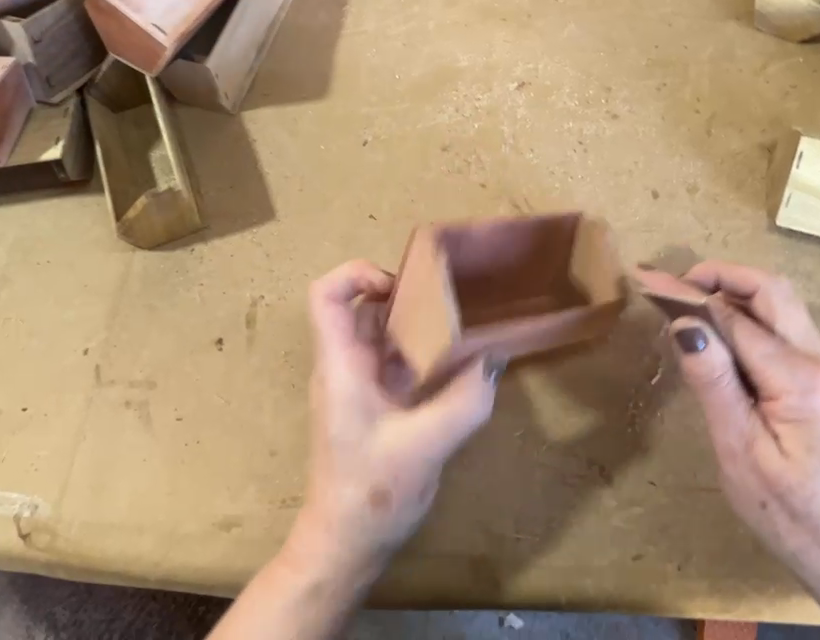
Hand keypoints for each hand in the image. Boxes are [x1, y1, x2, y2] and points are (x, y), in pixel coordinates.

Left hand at [293, 259, 501, 570]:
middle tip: (446, 303)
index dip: (356, 274)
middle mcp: (344, 367)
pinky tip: (456, 365)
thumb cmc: (370, 493)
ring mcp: (358, 386)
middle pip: (362, 308)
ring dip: (416, 327)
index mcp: (339, 365)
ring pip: (381, 335)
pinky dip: (423, 355)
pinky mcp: (375, 406)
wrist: (345, 545)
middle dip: (402, 296)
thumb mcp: (425, 447)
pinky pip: (396, 363)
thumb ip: (463, 402)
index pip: (324, 295)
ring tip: (458, 328)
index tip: (399, 286)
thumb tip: (494, 360)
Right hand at [659, 262, 819, 612]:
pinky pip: (782, 329)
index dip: (688, 294)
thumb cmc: (791, 516)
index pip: (735, 315)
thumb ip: (713, 381)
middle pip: (770, 290)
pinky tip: (717, 337)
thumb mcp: (740, 452)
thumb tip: (684, 322)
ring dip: (732, 292)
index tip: (647, 282)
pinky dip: (746, 316)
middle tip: (671, 286)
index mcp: (799, 379)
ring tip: (686, 305)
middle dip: (718, 275)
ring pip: (779, 305)